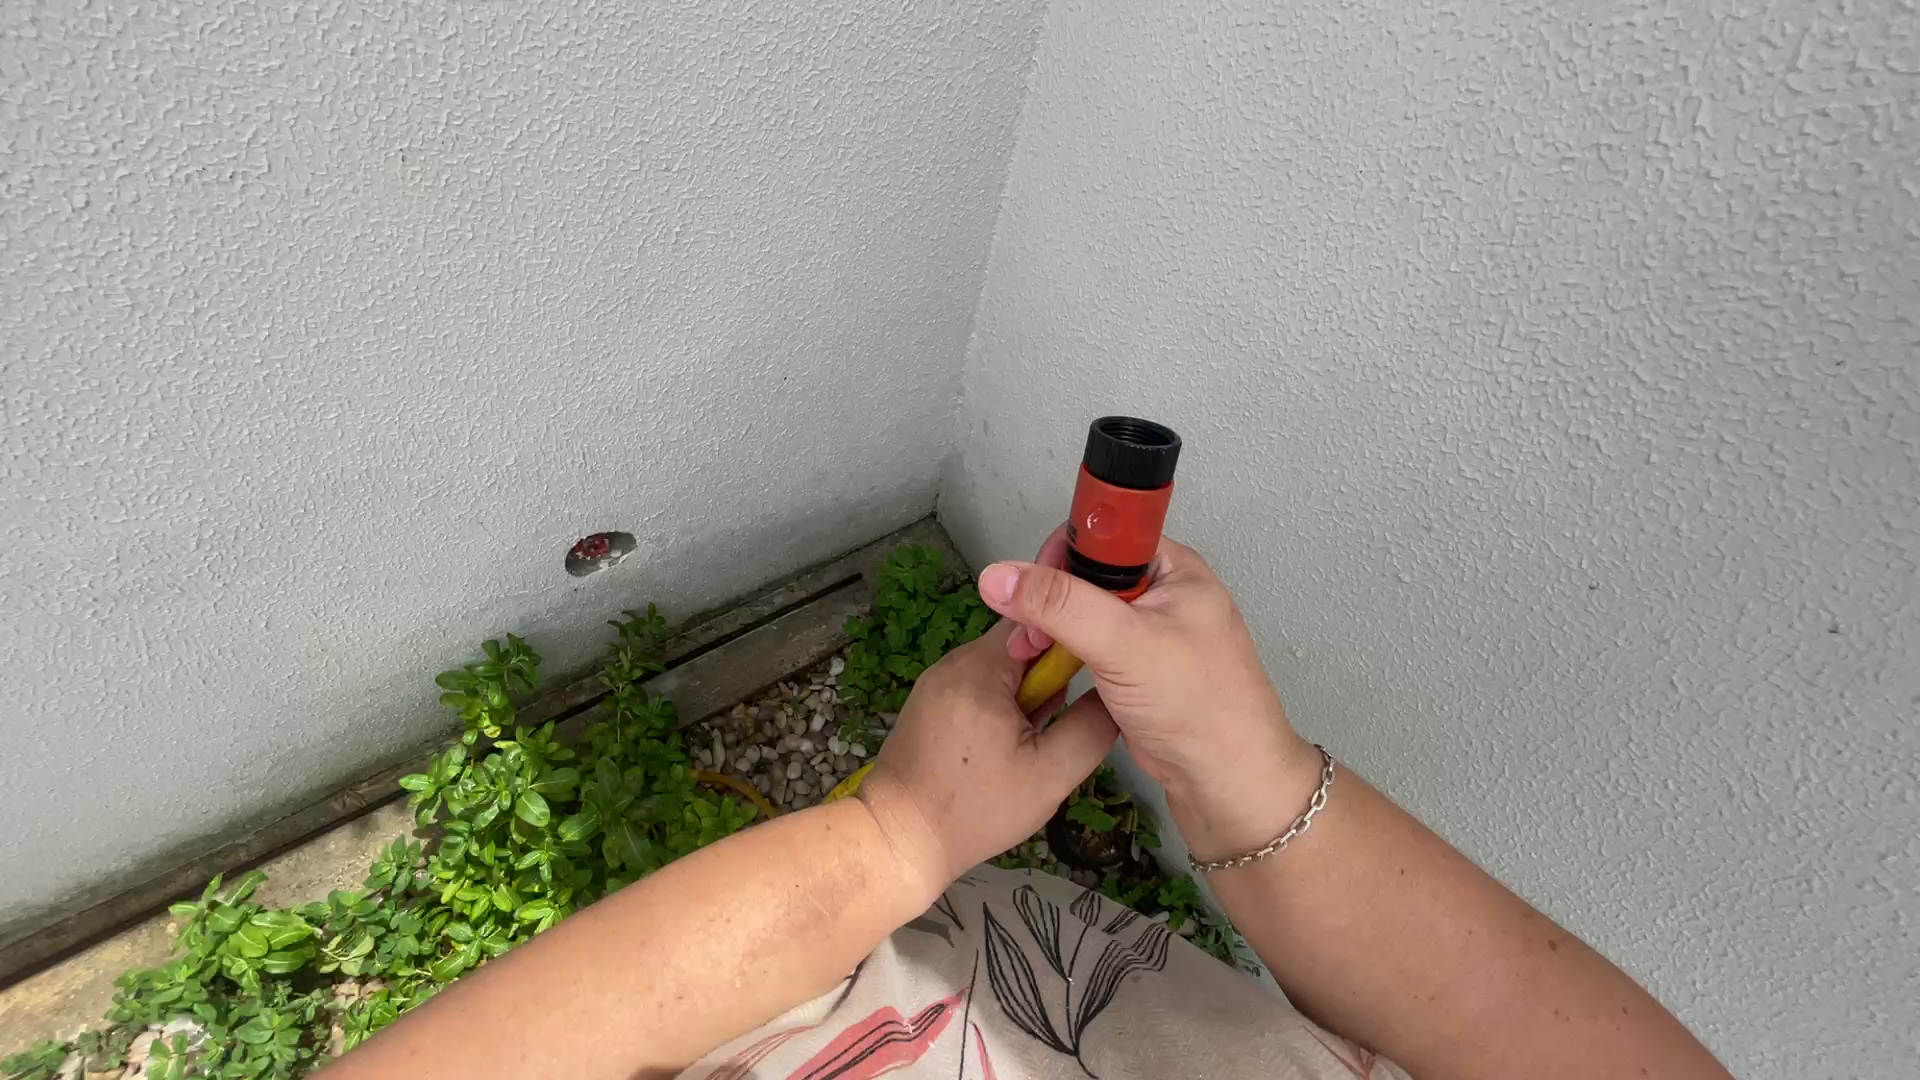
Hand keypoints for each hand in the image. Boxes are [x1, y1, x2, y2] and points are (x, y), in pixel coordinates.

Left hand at [856, 620, 1116, 901]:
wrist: (899, 837)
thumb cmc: (974, 809)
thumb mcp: (1049, 775)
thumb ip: (1090, 728)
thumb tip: (1116, 695)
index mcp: (980, 668)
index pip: (1036, 619)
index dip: (1069, 638)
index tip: (1092, 668)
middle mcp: (954, 661)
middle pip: (1018, 643)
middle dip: (1046, 675)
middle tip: (1056, 718)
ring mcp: (938, 679)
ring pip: (1000, 666)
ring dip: (1024, 692)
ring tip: (1031, 736)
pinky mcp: (931, 699)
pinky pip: (978, 684)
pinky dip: (999, 703)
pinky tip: (1003, 742)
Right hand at [976, 529, 1321, 860]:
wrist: (1225, 782)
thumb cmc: (1195, 705)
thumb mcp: (1124, 643)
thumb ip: (1060, 605)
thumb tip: (996, 575)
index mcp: (1172, 567)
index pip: (1103, 534)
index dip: (1063, 553)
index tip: (1034, 587)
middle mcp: (1159, 589)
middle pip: (1085, 569)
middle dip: (1048, 596)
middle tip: (1030, 634)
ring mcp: (1145, 628)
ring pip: (1081, 606)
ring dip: (1049, 624)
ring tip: (1031, 653)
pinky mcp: (1131, 662)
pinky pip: (1085, 638)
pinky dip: (1061, 647)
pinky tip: (1046, 664)